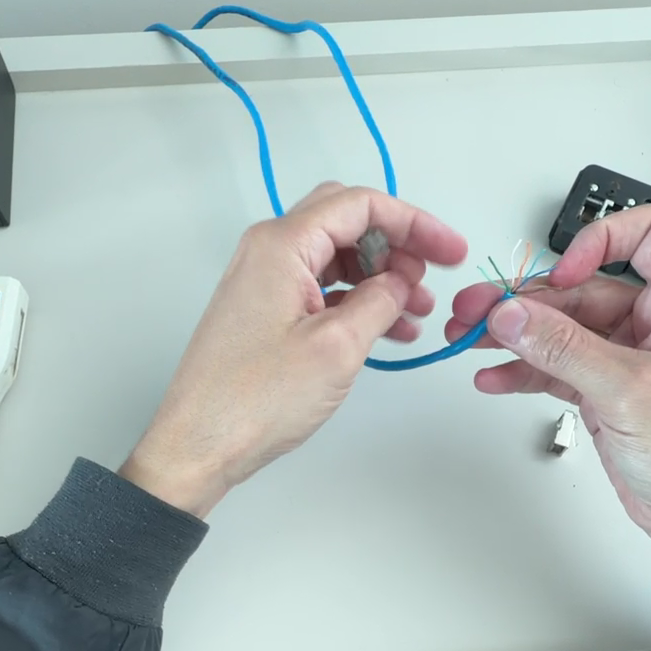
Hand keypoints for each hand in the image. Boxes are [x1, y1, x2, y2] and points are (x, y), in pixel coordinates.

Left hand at [122, 183, 468, 517]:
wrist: (199, 446)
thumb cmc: (258, 400)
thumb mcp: (337, 347)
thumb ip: (379, 301)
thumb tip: (401, 282)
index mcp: (282, 244)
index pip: (360, 204)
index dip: (414, 223)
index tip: (451, 253)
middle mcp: (267, 252)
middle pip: (346, 225)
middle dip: (396, 247)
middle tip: (432, 278)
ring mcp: (262, 283)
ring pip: (334, 260)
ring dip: (379, 279)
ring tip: (416, 313)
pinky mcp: (261, 313)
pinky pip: (318, 292)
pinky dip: (354, 303)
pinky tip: (385, 330)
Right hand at [447, 205, 650, 628]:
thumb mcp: (631, 391)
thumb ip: (563, 348)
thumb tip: (511, 314)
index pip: (647, 235)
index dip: (597, 243)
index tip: (555, 274)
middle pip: (583, 290)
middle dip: (526, 302)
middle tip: (474, 311)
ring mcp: (631, 361)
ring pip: (563, 333)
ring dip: (515, 337)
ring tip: (468, 341)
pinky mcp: (609, 395)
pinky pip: (559, 371)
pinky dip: (525, 373)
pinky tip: (494, 378)